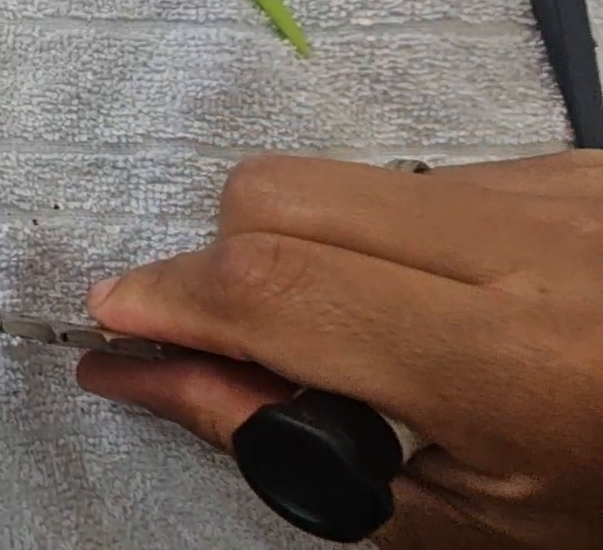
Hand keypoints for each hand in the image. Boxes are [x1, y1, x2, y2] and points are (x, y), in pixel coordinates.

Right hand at [76, 152, 602, 548]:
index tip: (117, 318)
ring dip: (281, 241)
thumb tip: (127, 369)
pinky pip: (385, 173)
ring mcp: (552, 192)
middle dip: (217, 260)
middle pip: (271, 198)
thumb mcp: (448, 513)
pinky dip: (356, 229)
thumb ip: (266, 434)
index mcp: (529, 367)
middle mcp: (543, 251)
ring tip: (347, 310)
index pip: (276, 291)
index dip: (171, 298)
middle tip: (237, 327)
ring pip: (314, 176)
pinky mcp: (558, 164)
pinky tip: (424, 286)